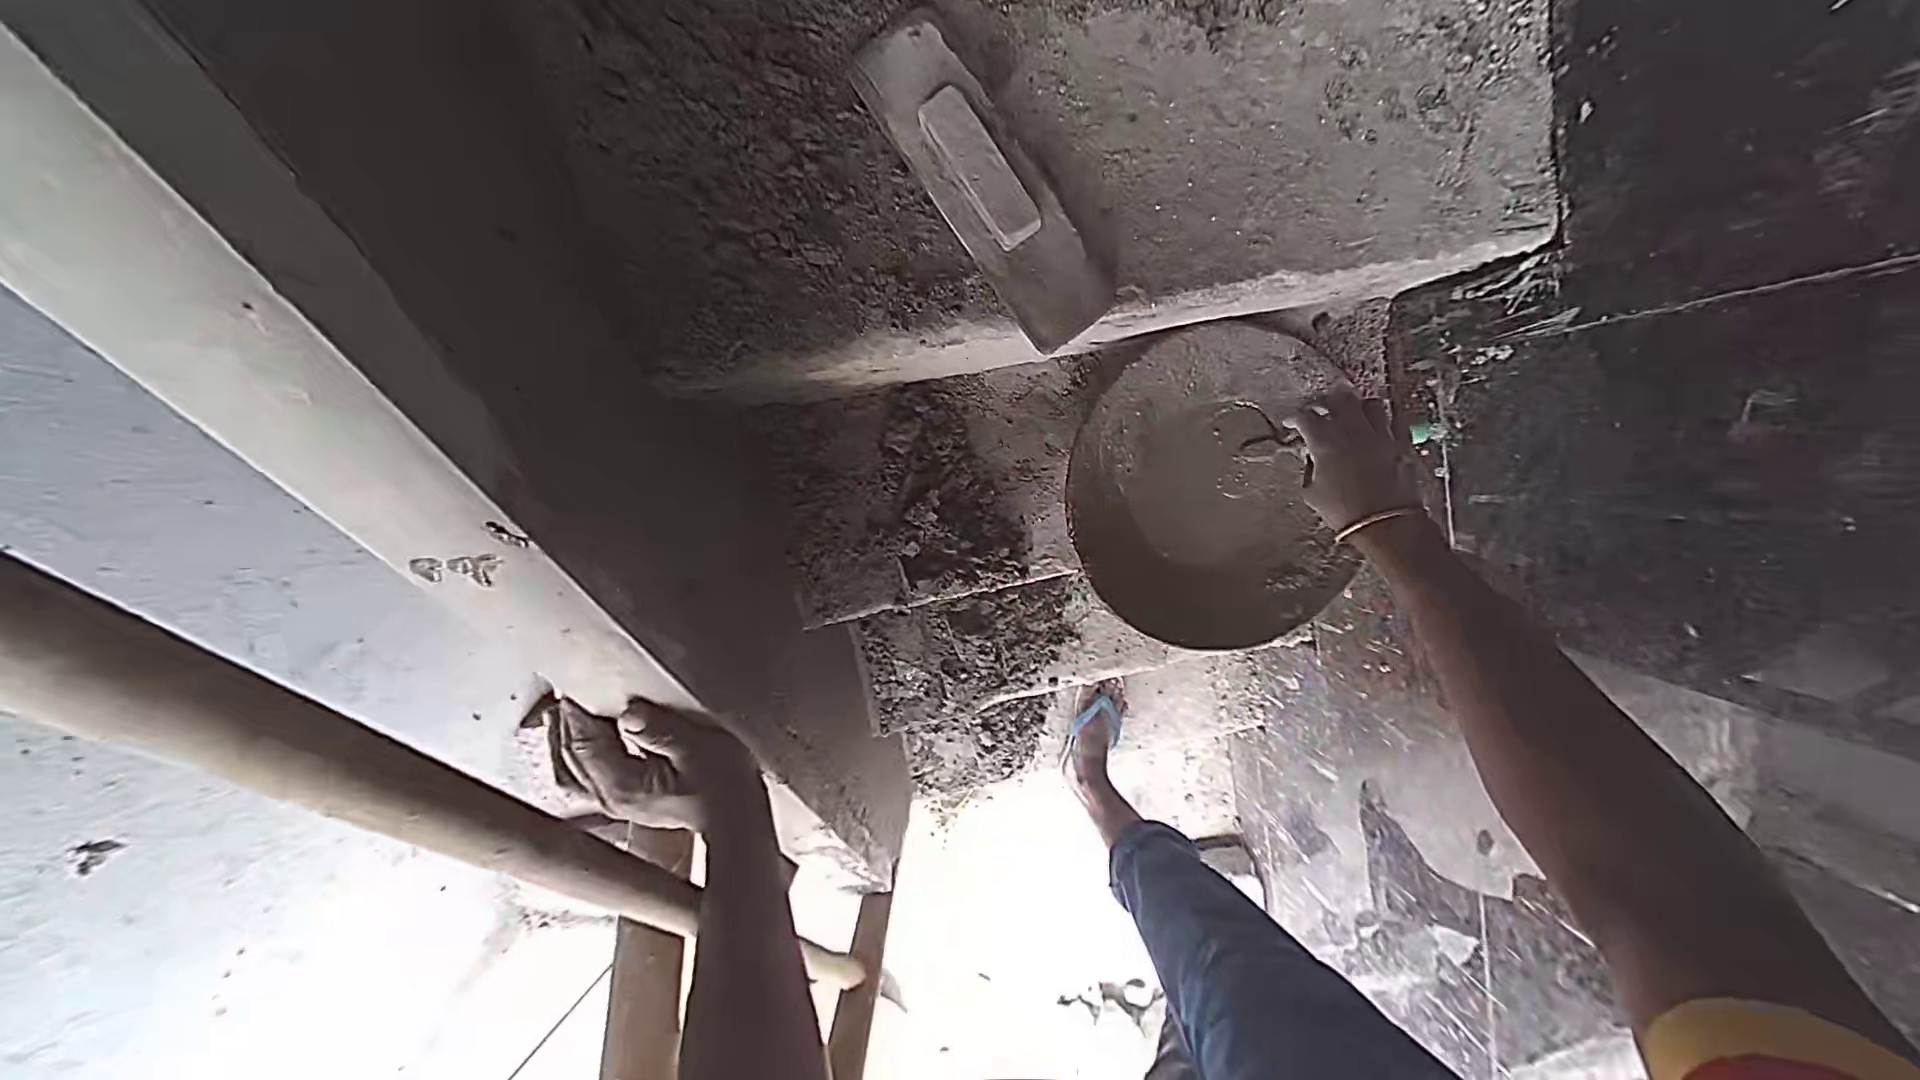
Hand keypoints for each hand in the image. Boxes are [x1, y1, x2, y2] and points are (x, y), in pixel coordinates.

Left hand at [549, 696, 763, 831]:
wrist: (736, 820)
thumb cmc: (725, 786)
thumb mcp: (699, 748)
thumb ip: (660, 730)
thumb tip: (629, 712)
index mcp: (624, 784)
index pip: (586, 742)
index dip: (578, 711)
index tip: (577, 684)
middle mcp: (611, 798)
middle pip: (572, 756)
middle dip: (568, 722)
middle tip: (569, 691)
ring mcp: (617, 803)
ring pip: (574, 769)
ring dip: (569, 739)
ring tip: (571, 713)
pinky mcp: (627, 801)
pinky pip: (587, 777)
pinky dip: (581, 755)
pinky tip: (589, 742)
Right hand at [1282, 387, 1425, 532]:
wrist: (1383, 523)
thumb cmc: (1343, 511)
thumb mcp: (1312, 491)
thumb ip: (1311, 468)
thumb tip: (1313, 458)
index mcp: (1325, 442)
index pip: (1305, 417)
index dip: (1295, 418)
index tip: (1291, 423)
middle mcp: (1353, 432)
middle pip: (1340, 399)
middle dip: (1327, 401)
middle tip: (1321, 409)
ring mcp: (1381, 435)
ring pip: (1370, 404)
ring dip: (1359, 408)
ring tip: (1353, 416)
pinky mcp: (1402, 444)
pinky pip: (1397, 421)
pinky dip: (1386, 421)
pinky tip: (1381, 428)